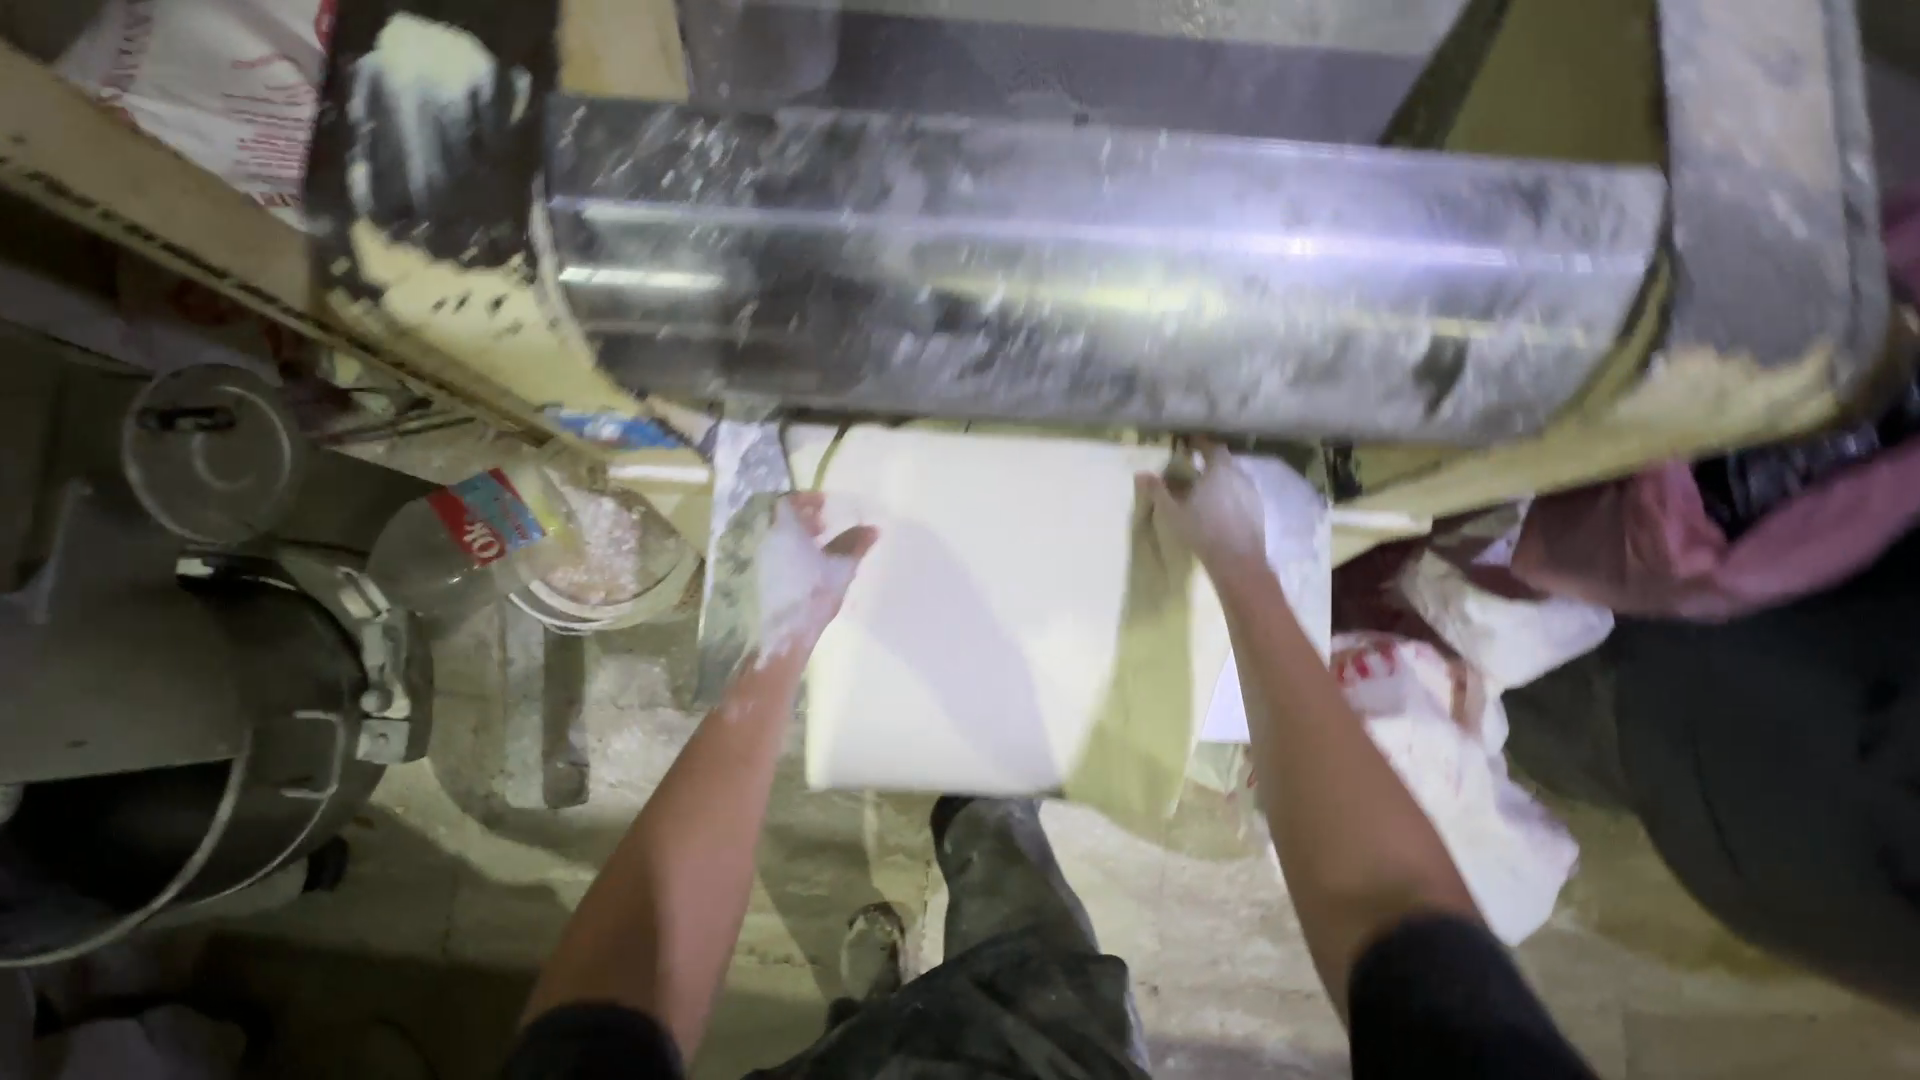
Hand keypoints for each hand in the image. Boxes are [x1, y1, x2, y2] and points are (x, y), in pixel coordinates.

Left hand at [753, 493, 877, 664]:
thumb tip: (873, 527)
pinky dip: (783, 549)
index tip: (825, 506)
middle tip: (823, 524)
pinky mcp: (750, 576)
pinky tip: (801, 564)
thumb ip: (855, 544)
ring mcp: (754, 557)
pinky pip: (766, 550)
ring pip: (771, 533)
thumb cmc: (813, 596)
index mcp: (783, 528)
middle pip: (778, 515)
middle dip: (801, 516)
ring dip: (792, 533)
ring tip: (816, 544)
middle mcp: (762, 537)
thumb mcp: (841, 568)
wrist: (783, 634)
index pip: (788, 500)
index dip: (807, 500)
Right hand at [1136, 441, 1266, 580]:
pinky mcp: (1258, 508)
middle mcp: (1238, 475)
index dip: (1200, 443)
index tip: (1189, 444)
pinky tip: (1221, 506)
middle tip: (1196, 466)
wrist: (1237, 559)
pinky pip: (1242, 492)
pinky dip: (1230, 493)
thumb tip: (1141, 473)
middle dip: (1211, 459)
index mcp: (1218, 470)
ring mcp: (1251, 491)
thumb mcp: (1173, 511)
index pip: (1210, 447)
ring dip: (1221, 477)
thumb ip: (1158, 490)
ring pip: (1235, 476)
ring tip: (1207, 488)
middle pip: (1224, 460)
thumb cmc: (1202, 530)